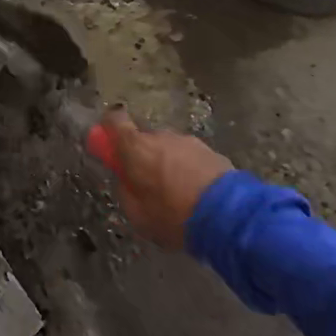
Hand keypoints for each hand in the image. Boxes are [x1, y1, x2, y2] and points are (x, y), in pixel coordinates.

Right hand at [90, 109, 232, 249]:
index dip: (108, 129)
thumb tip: (127, 180)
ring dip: (167, 164)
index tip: (108, 145)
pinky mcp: (209, 149)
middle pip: (143, 139)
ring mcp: (186, 140)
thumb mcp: (137, 214)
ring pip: (168, 148)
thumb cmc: (172, 215)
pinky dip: (187, 169)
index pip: (114, 120)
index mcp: (135, 148)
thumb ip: (126, 191)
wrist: (226, 214)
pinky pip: (188, 157)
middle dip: (142, 157)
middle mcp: (159, 136)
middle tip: (147, 185)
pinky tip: (195, 194)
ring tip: (177, 195)